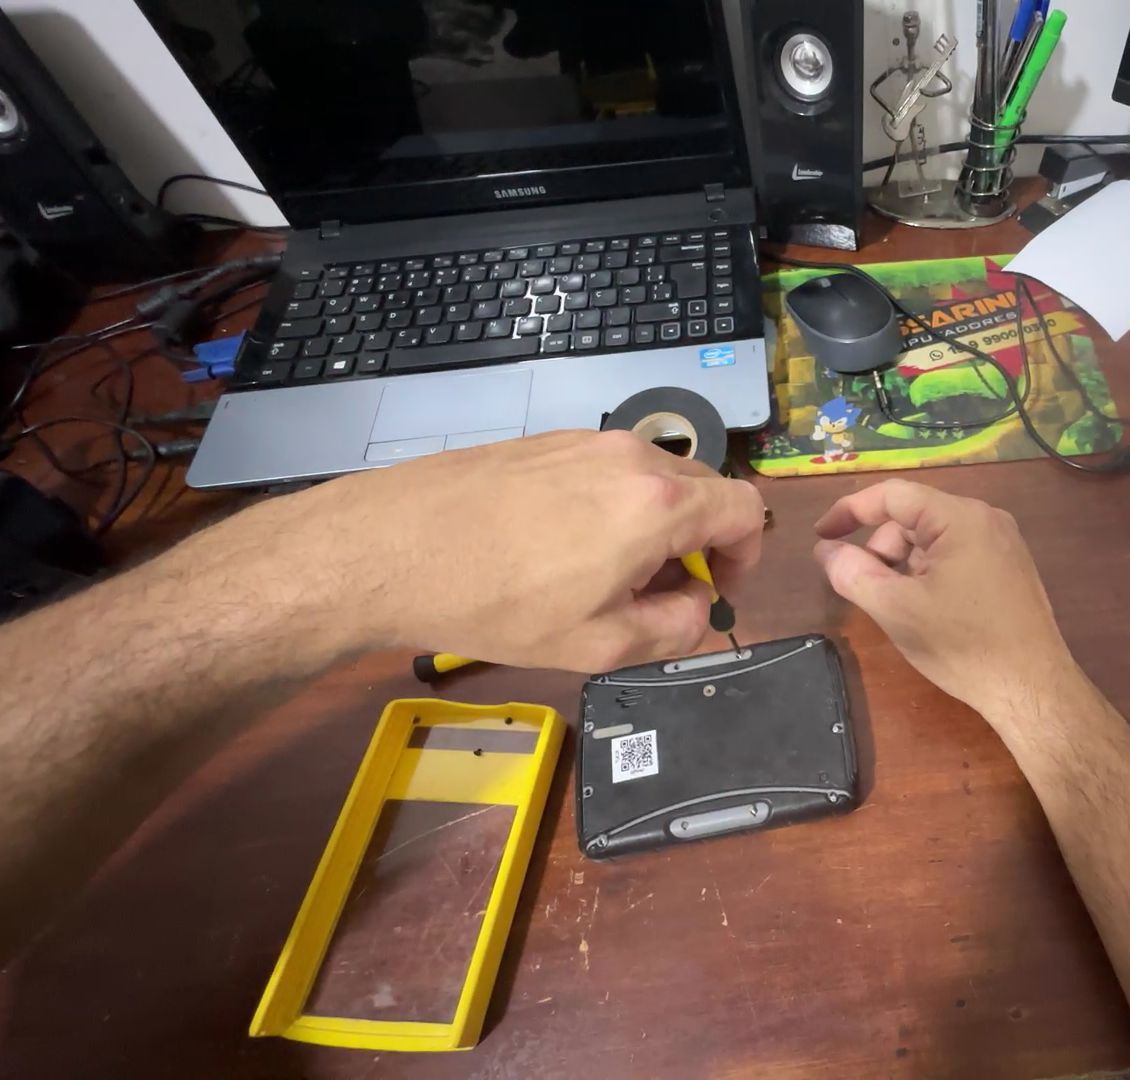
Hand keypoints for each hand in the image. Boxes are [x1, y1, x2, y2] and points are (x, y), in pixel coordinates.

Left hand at [262, 429, 764, 671]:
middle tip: (660, 591)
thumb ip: (678, 630)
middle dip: (701, 544)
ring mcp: (588, 440)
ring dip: (658, 525)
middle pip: (706, 491)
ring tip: (608, 571)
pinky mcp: (550, 440)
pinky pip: (613, 470)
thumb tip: (697, 605)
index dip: (747, 555)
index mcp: (659, 503)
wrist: (382, 550)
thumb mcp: (600, 645)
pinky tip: (565, 542)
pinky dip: (618, 505)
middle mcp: (634, 457)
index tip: (715, 590)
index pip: (746, 509)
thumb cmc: (498, 603)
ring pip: (659, 480)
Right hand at [813, 480, 1076, 714]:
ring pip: (933, 538)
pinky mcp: (1009, 567)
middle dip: (880, 547)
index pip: (892, 495)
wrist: (1032, 688)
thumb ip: (852, 572)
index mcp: (960, 518)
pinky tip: (927, 609)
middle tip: (865, 588)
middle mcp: (986, 518)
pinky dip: (929, 572)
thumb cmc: (963, 646)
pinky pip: (956, 554)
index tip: (821, 535)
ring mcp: (1003, 542)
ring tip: (899, 607)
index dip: (849, 510)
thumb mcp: (896, 609)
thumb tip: (825, 550)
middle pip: (913, 517)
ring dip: (904, 564)